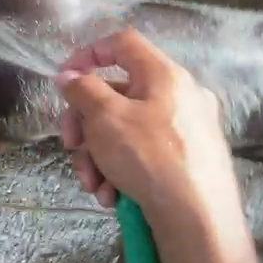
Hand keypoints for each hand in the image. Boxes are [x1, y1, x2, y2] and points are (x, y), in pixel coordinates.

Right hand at [53, 29, 241, 230]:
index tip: (64, 80)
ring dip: (96, 154)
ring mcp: (185, 127)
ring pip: (121, 127)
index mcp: (164, 76)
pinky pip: (139, 150)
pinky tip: (110, 192)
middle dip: (84, 123)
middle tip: (72, 146)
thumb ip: (82, 90)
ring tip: (93, 183)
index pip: (121, 44)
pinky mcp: (185, 156)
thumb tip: (69, 76)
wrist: (198, 218)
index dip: (87, 54)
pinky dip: (117, 168)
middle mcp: (179, 96)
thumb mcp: (105, 118)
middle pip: (115, 93)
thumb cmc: (150, 158)